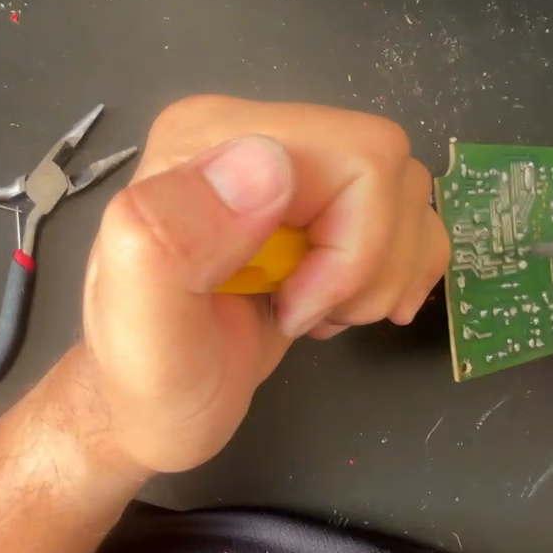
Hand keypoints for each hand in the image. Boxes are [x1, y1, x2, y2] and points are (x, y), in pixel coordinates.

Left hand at [76, 96, 448, 474]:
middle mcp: (251, 138)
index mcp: (205, 141)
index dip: (349, 251)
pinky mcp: (318, 211)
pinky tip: (346, 307)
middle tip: (310, 317)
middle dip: (370, 266)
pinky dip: (396, 272)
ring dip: (383, 276)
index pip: (354, 157)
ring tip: (321, 316)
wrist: (156, 413)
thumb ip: (172, 239)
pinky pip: (408, 214)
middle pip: (388, 171)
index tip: (292, 310)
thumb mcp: (144, 329)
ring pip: (406, 194)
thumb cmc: (151, 386)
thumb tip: (267, 165)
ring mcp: (289, 174)